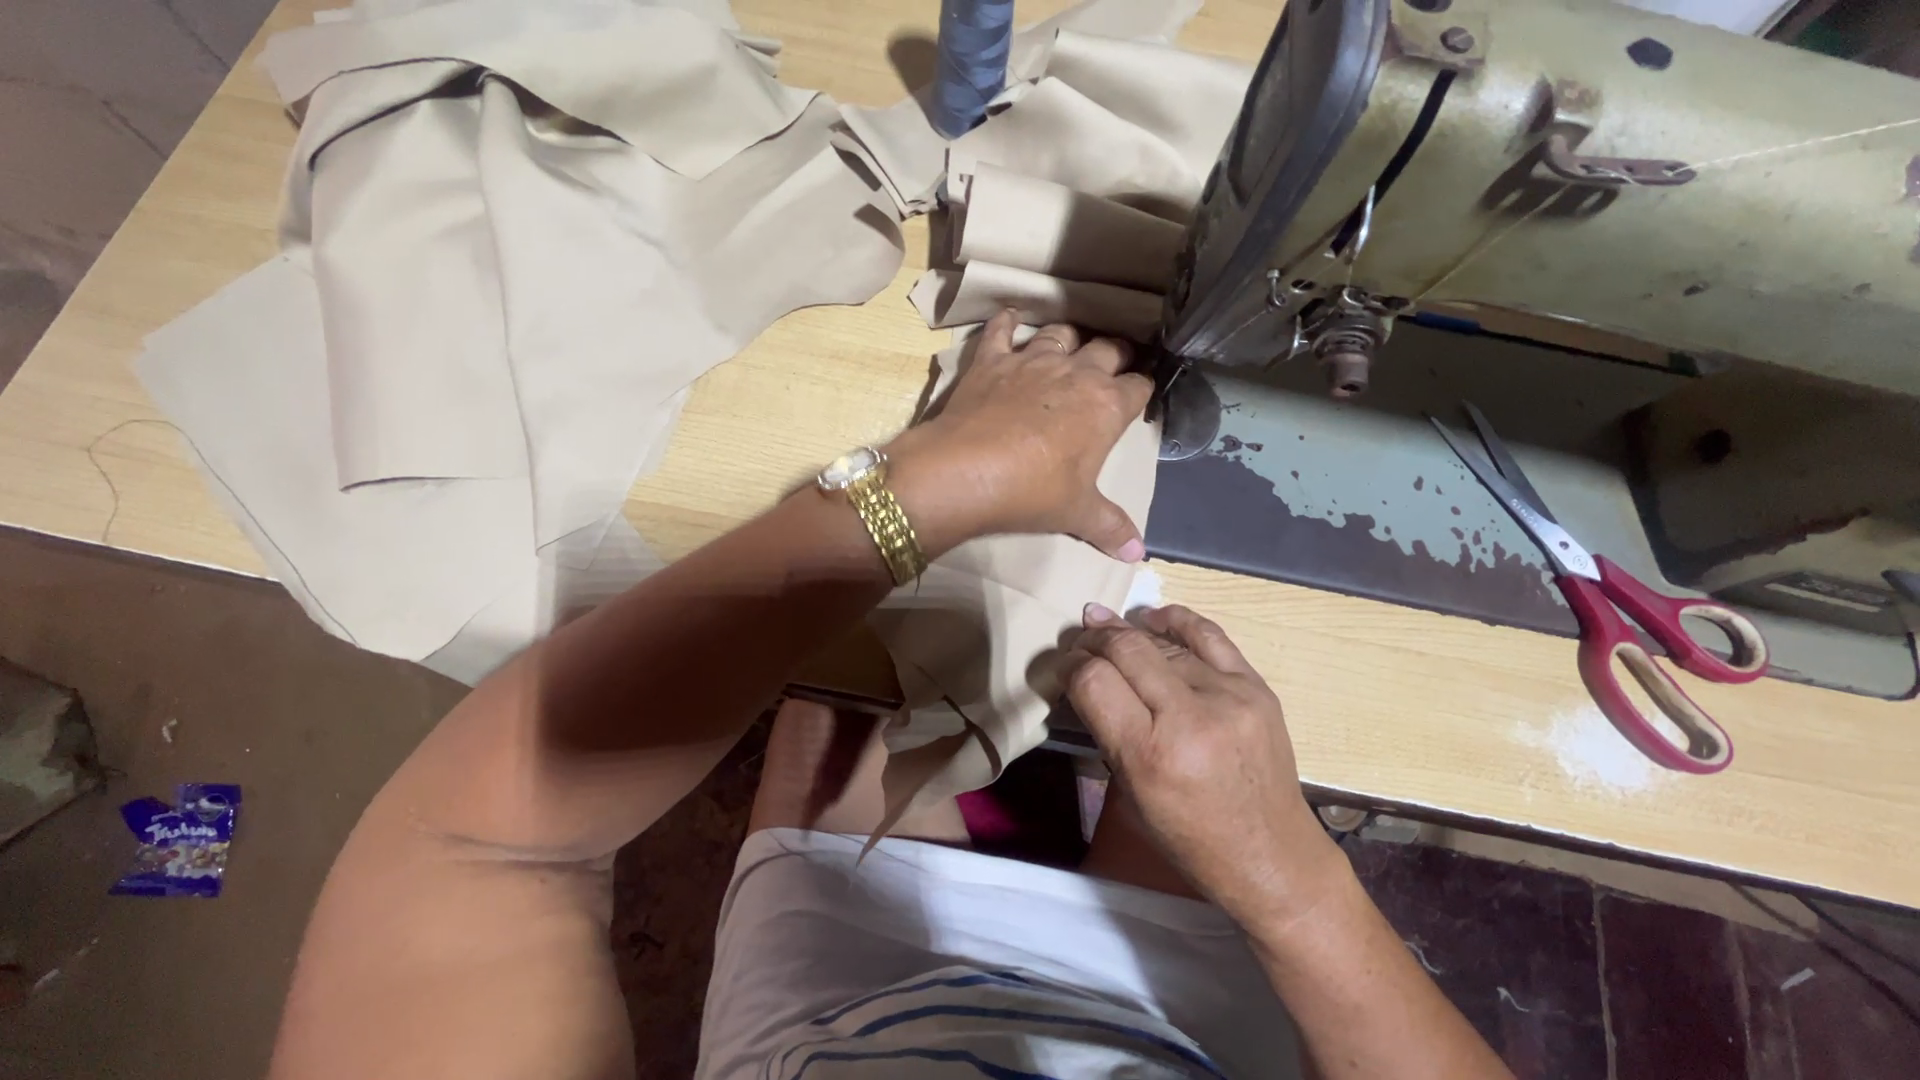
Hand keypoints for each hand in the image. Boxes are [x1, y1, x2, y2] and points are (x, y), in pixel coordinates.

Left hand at [886, 310, 1153, 559]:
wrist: (965, 472)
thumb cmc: (1032, 492)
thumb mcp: (1077, 513)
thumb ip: (1111, 527)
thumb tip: (1138, 554)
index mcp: (1106, 406)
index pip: (1138, 387)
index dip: (1141, 390)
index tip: (1138, 396)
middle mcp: (1076, 373)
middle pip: (1108, 349)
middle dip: (1116, 354)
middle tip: (1113, 364)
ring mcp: (1031, 361)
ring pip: (1060, 333)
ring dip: (1069, 338)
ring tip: (1070, 346)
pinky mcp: (991, 360)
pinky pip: (1001, 329)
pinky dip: (1006, 321)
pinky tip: (1010, 316)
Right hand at [1066, 604, 1345, 931]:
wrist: (1270, 853)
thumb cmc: (1189, 837)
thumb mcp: (1131, 792)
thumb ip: (1108, 730)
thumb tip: (1085, 676)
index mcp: (1150, 754)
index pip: (1094, 682)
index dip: (1071, 665)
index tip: (1064, 666)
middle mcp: (1191, 717)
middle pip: (1126, 650)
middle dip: (1095, 639)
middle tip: (1080, 641)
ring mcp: (1229, 697)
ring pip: (1163, 642)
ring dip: (1128, 631)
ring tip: (1106, 626)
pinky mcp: (1257, 688)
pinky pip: (1210, 636)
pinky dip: (1177, 621)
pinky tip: (1154, 617)